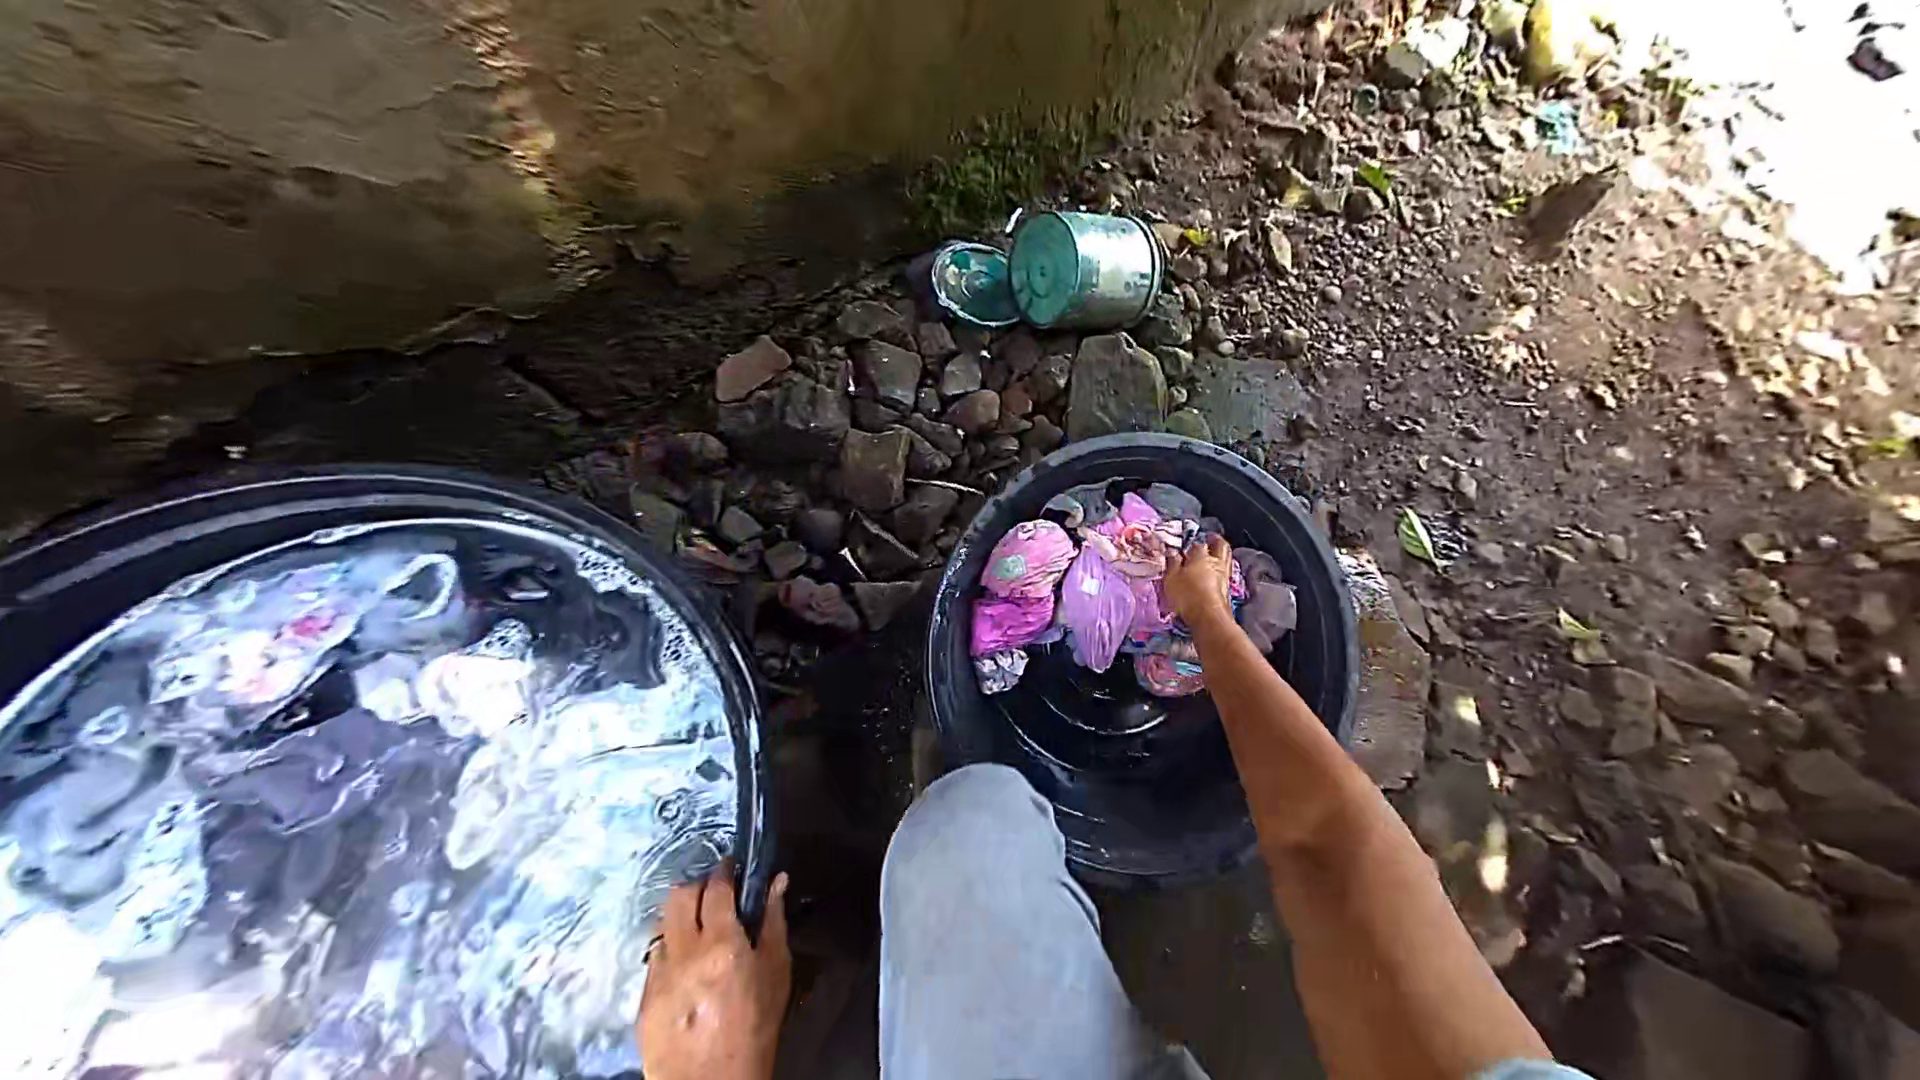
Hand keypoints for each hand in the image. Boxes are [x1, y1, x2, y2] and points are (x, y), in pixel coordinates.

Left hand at [637, 865, 790, 1079]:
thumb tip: (777, 881)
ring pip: (662, 925)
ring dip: (679, 916)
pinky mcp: (643, 1001)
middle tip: (713, 891)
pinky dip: (669, 949)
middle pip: (678, 896)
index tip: (730, 866)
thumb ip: (774, 920)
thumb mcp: (776, 971)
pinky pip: (654, 959)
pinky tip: (685, 963)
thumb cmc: (755, 1027)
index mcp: (722, 943)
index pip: (716, 887)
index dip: (723, 871)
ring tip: (698, 925)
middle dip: (696, 885)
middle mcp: (684, 953)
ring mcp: (658, 977)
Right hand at [1164, 535, 1234, 627]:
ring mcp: (1224, 576)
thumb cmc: (1187, 595)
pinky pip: (1226, 573)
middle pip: (1221, 546)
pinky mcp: (1228, 589)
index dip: (1192, 543)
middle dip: (1216, 541)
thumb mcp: (1171, 578)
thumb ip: (1172, 564)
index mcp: (1201, 556)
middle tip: (1211, 538)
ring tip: (1214, 554)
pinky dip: (1221, 569)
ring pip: (1226, 559)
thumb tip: (1173, 553)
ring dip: (1221, 555)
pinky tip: (1215, 573)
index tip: (1187, 545)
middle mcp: (1216, 563)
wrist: (1208, 617)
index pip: (1198, 544)